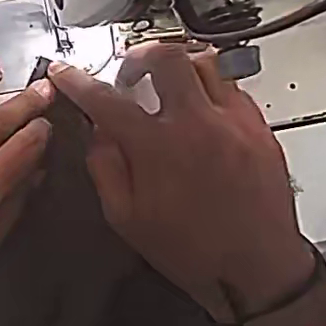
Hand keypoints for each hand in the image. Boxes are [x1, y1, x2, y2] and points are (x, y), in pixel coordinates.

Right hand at [47, 45, 319, 325]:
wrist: (255, 269)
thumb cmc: (190, 250)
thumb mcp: (125, 217)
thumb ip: (104, 167)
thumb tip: (97, 132)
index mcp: (157, 148)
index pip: (106, 99)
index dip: (77, 81)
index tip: (65, 73)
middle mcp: (197, 124)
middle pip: (165, 56)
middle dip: (138, 56)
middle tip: (128, 73)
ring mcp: (234, 122)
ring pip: (204, 62)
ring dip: (177, 67)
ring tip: (165, 86)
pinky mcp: (260, 129)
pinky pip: (232, 87)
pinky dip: (208, 88)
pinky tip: (199, 110)